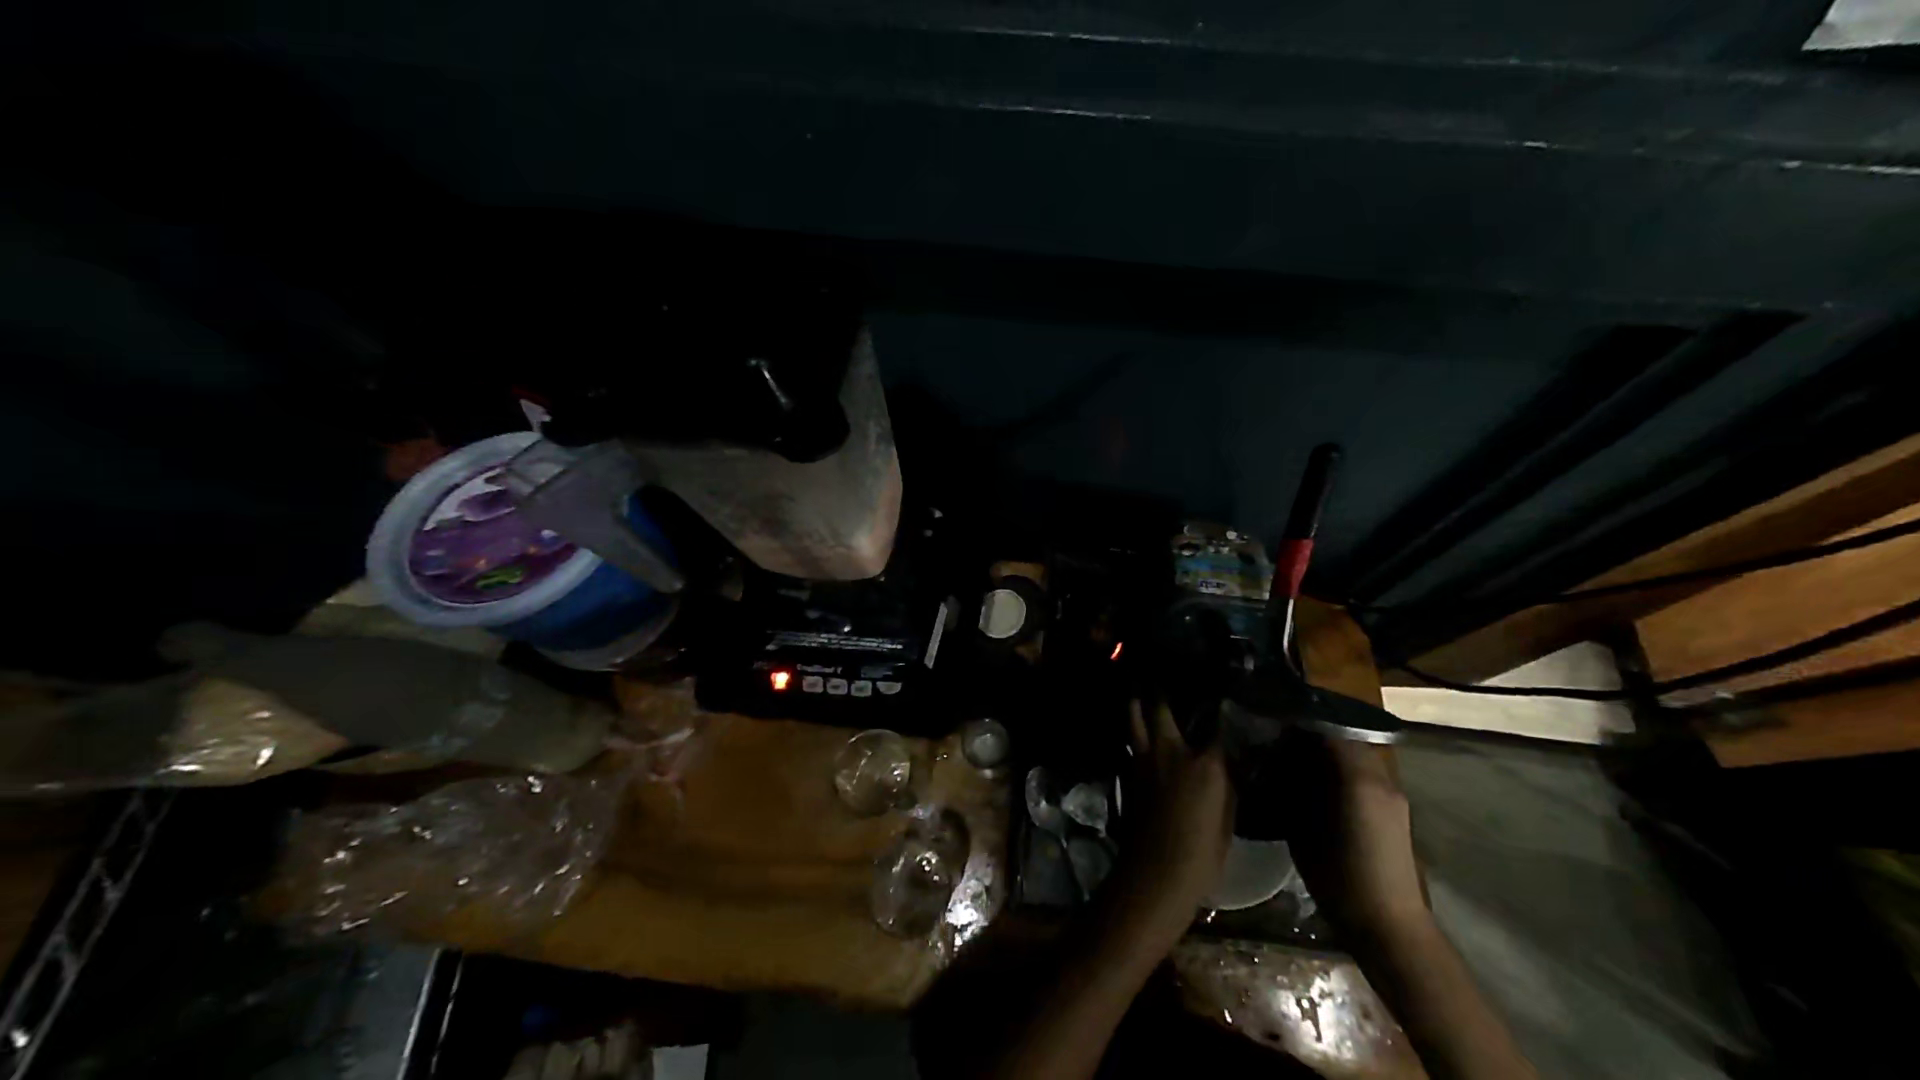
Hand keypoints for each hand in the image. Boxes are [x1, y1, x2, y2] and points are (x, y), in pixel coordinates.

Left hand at [1111, 700, 1234, 941]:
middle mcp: (1168, 749)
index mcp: (1203, 760)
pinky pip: (1129, 739)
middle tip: (1155, 663)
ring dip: (1135, 698)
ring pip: (1133, 717)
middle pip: (1157, 705)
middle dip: (1156, 683)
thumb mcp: (1229, 809)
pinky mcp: (1125, 772)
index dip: (1214, 696)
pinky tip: (1135, 725)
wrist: (1158, 870)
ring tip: (1136, 682)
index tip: (1217, 679)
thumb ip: (1227, 772)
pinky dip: (1132, 727)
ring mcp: (1141, 759)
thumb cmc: (1203, 846)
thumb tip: (1226, 750)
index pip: (1212, 718)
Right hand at [1282, 734, 1428, 936]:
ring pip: (1357, 753)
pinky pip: (1365, 773)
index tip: (1270, 719)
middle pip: (1344, 737)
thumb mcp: (1303, 828)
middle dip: (1312, 732)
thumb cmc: (1338, 877)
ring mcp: (1392, 794)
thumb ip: (1294, 785)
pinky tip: (1317, 783)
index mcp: (1358, 778)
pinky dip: (1342, 768)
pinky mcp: (1395, 810)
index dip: (1298, 720)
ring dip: (1328, 749)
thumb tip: (1278, 758)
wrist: (1386, 924)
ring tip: (1293, 756)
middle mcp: (1380, 778)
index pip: (1328, 728)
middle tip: (1278, 736)